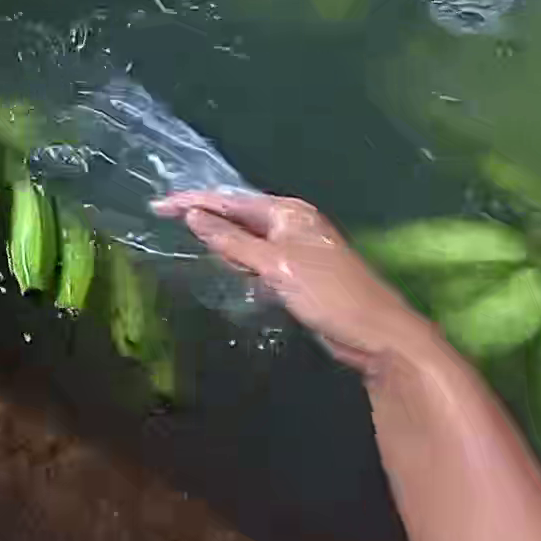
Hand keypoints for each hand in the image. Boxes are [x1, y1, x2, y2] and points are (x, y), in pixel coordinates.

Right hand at [152, 190, 440, 374]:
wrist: (383, 339)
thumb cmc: (329, 294)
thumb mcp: (275, 266)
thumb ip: (231, 241)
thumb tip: (192, 215)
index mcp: (286, 211)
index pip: (228, 201)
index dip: (191, 202)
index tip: (158, 206)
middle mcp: (290, 222)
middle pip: (236, 214)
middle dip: (205, 217)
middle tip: (166, 219)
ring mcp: (296, 247)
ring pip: (246, 237)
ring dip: (223, 241)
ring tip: (192, 241)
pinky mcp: (298, 271)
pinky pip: (258, 256)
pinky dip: (240, 260)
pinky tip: (230, 268)